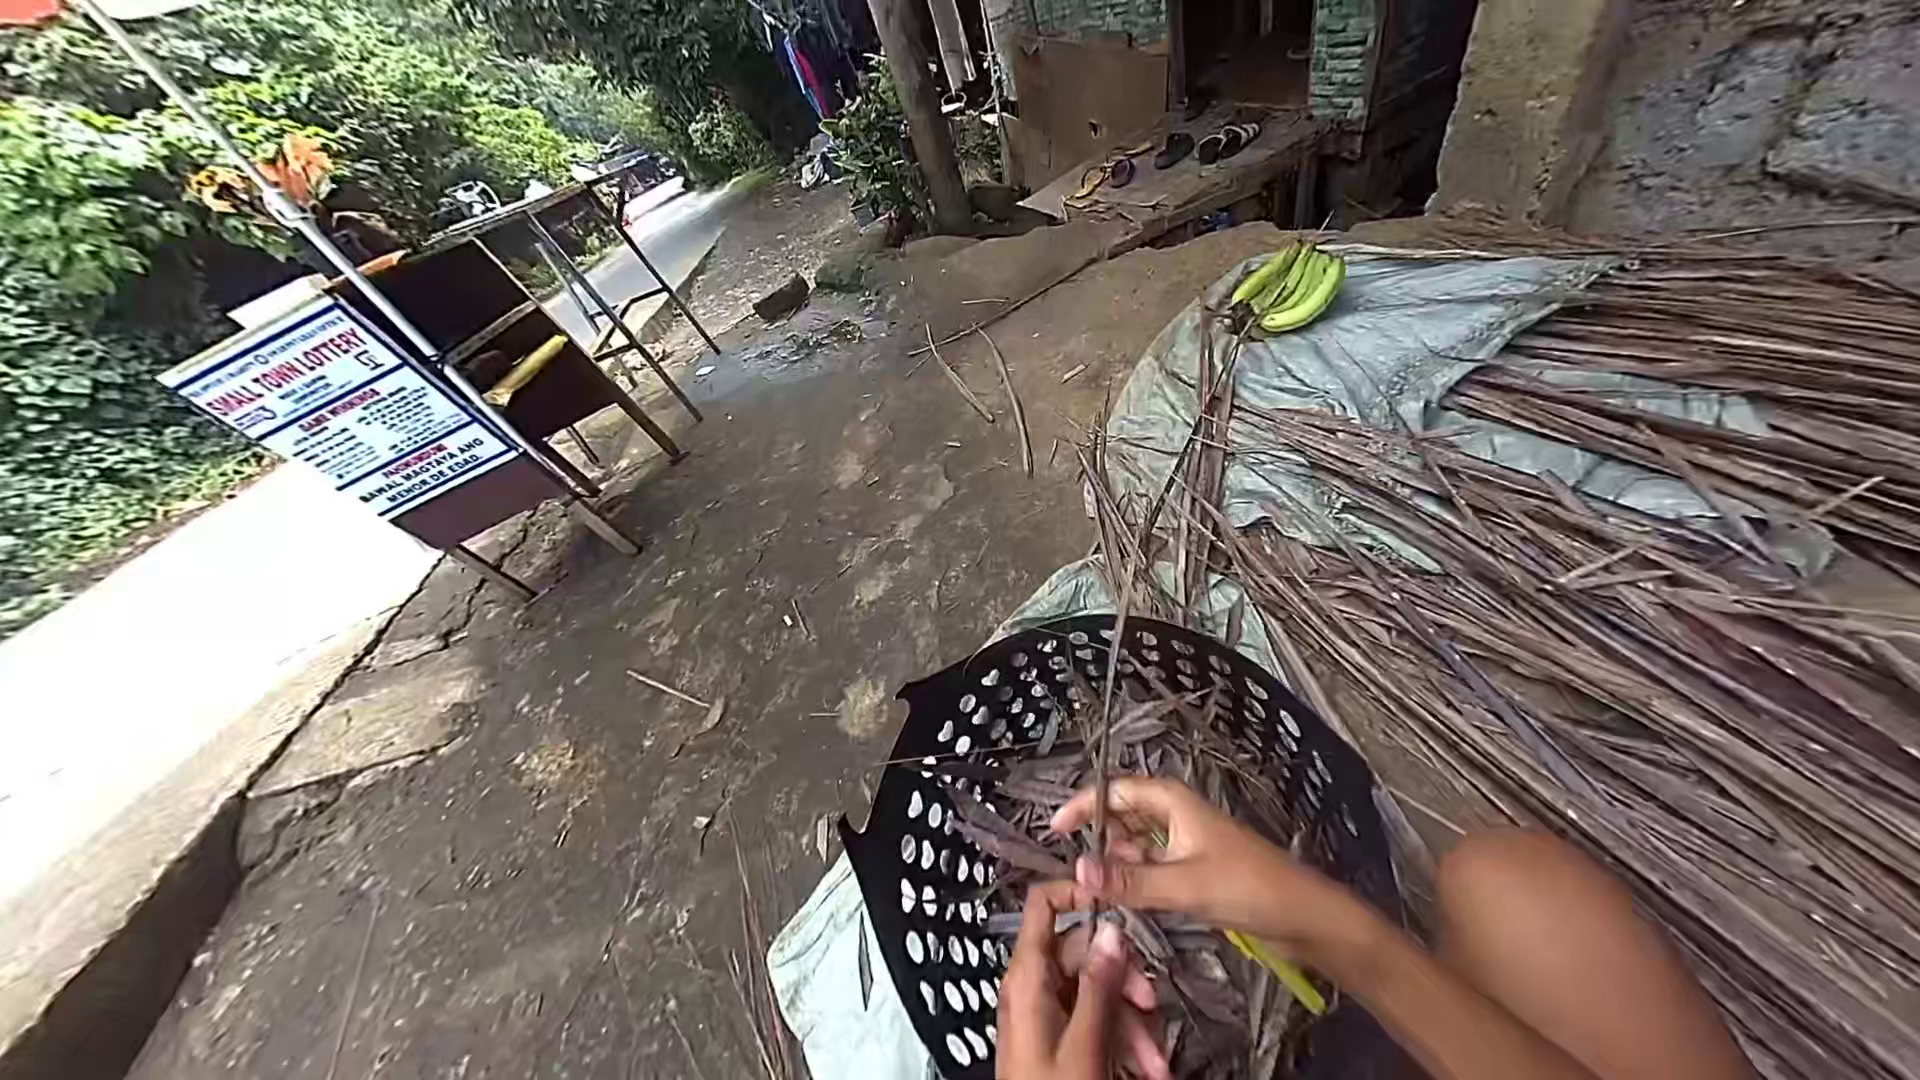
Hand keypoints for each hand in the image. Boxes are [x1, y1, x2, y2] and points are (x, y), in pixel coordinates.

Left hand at [996, 881, 1169, 1079]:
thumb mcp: (1084, 1046)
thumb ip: (1099, 985)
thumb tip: (1112, 928)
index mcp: (1027, 973)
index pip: (1042, 905)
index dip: (1075, 891)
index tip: (1116, 900)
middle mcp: (1033, 983)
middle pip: (1080, 952)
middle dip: (1122, 979)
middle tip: (1154, 1006)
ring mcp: (1045, 1011)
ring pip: (1093, 990)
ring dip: (1130, 1021)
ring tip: (1157, 1064)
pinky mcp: (1058, 1038)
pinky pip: (1091, 1020)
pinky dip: (1120, 1040)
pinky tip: (1149, 1068)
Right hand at [1051, 777, 1365, 957]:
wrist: (1304, 916)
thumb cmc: (1246, 886)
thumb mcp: (1184, 884)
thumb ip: (1129, 880)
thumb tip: (1077, 873)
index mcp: (1167, 799)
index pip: (1111, 792)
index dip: (1081, 807)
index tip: (1055, 830)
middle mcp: (1170, 811)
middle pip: (1119, 816)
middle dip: (1099, 841)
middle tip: (1082, 874)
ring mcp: (1180, 838)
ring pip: (1132, 843)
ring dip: (1116, 863)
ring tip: (1103, 891)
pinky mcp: (1189, 864)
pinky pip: (1148, 864)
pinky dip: (1133, 877)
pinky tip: (1126, 898)